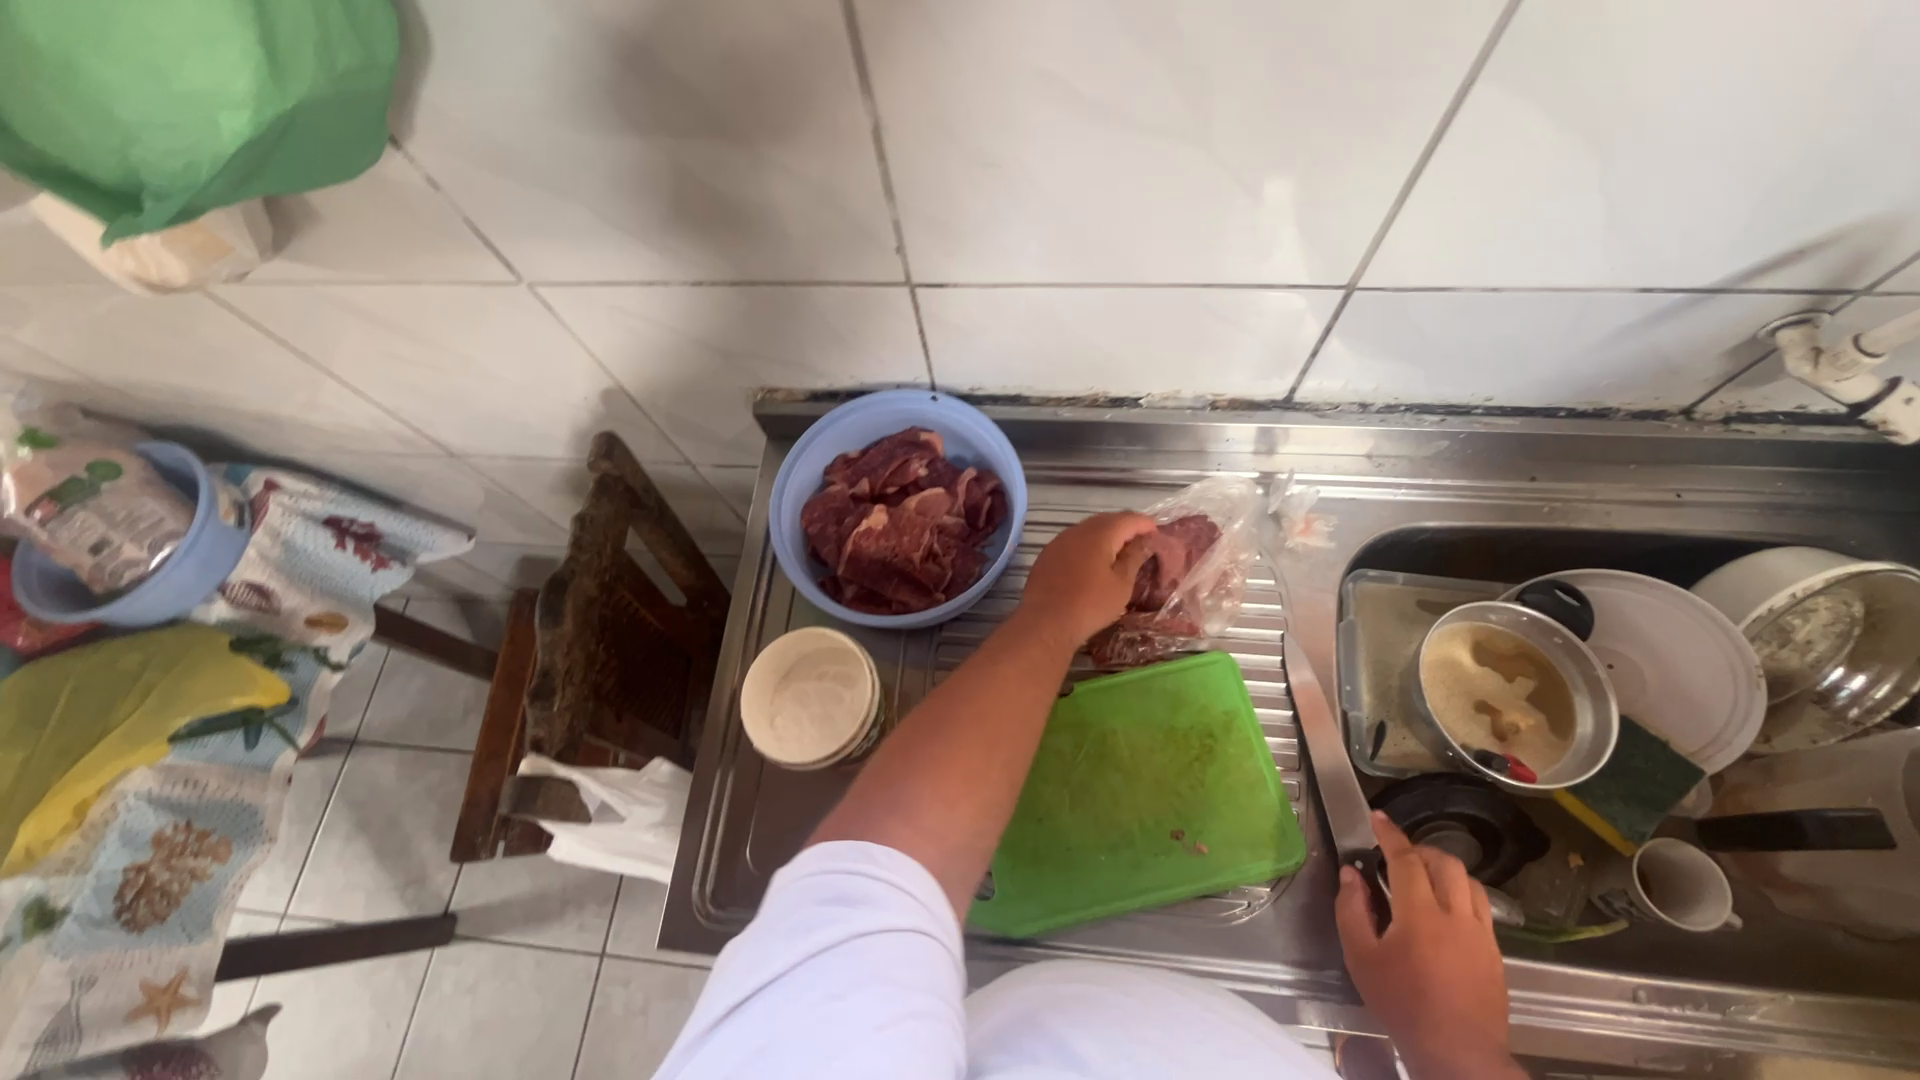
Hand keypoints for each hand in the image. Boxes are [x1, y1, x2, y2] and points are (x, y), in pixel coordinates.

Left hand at [1013, 511, 1157, 647]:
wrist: (1045, 622)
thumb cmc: (1090, 605)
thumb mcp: (1121, 584)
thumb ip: (1134, 557)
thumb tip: (1144, 541)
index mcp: (1099, 534)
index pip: (1128, 519)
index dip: (1145, 524)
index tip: (1157, 534)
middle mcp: (1077, 531)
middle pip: (1106, 520)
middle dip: (1125, 527)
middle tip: (1140, 542)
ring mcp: (1058, 542)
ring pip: (1088, 530)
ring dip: (1105, 536)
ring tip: (1119, 552)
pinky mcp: (1047, 555)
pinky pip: (1073, 542)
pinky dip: (1088, 546)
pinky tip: (1093, 562)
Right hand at [1336, 812, 1523, 1079]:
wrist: (1457, 1052)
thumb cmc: (1401, 1003)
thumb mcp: (1360, 957)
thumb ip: (1352, 910)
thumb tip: (1351, 875)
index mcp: (1420, 914)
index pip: (1406, 858)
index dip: (1391, 834)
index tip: (1378, 818)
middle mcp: (1457, 916)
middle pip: (1445, 863)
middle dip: (1420, 849)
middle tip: (1397, 854)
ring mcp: (1482, 934)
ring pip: (1470, 882)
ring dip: (1445, 870)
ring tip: (1424, 877)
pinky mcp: (1495, 953)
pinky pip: (1482, 907)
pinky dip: (1462, 894)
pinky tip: (1446, 910)